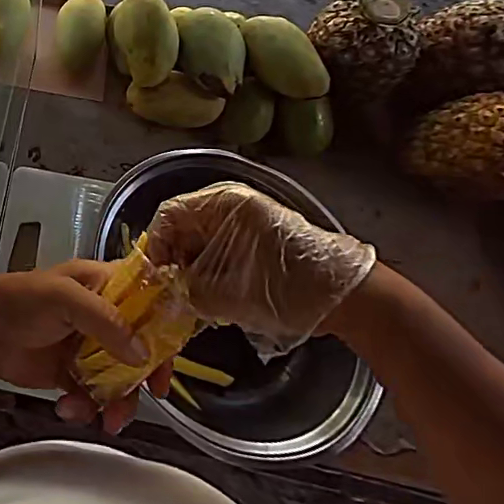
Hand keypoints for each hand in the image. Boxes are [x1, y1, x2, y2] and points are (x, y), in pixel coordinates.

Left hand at [0, 262, 171, 434]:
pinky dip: (89, 408)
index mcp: (106, 284)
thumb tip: (142, 354)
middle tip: (147, 396)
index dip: (164, 328)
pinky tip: (70, 408)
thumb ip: (105, 320)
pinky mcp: (75, 372)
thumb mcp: (64, 298)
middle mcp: (104, 314)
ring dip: (120, 400)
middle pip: (142, 346)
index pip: (150, 302)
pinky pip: (96, 395)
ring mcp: (91, 345)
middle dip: (145, 375)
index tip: (167, 357)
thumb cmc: (22, 299)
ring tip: (106, 417)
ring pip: (122, 377)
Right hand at [144, 182, 376, 353]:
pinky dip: (209, 270)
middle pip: (181, 227)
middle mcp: (229, 203)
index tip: (152, 280)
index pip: (168, 215)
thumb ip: (188, 289)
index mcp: (221, 202)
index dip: (155, 248)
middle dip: (172, 261)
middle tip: (167, 294)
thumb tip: (167, 291)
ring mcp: (244, 218)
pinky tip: (210, 296)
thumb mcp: (228, 294)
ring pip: (199, 241)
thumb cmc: (288, 288)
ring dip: (190, 269)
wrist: (351, 298)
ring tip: (188, 300)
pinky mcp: (255, 236)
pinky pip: (218, 248)